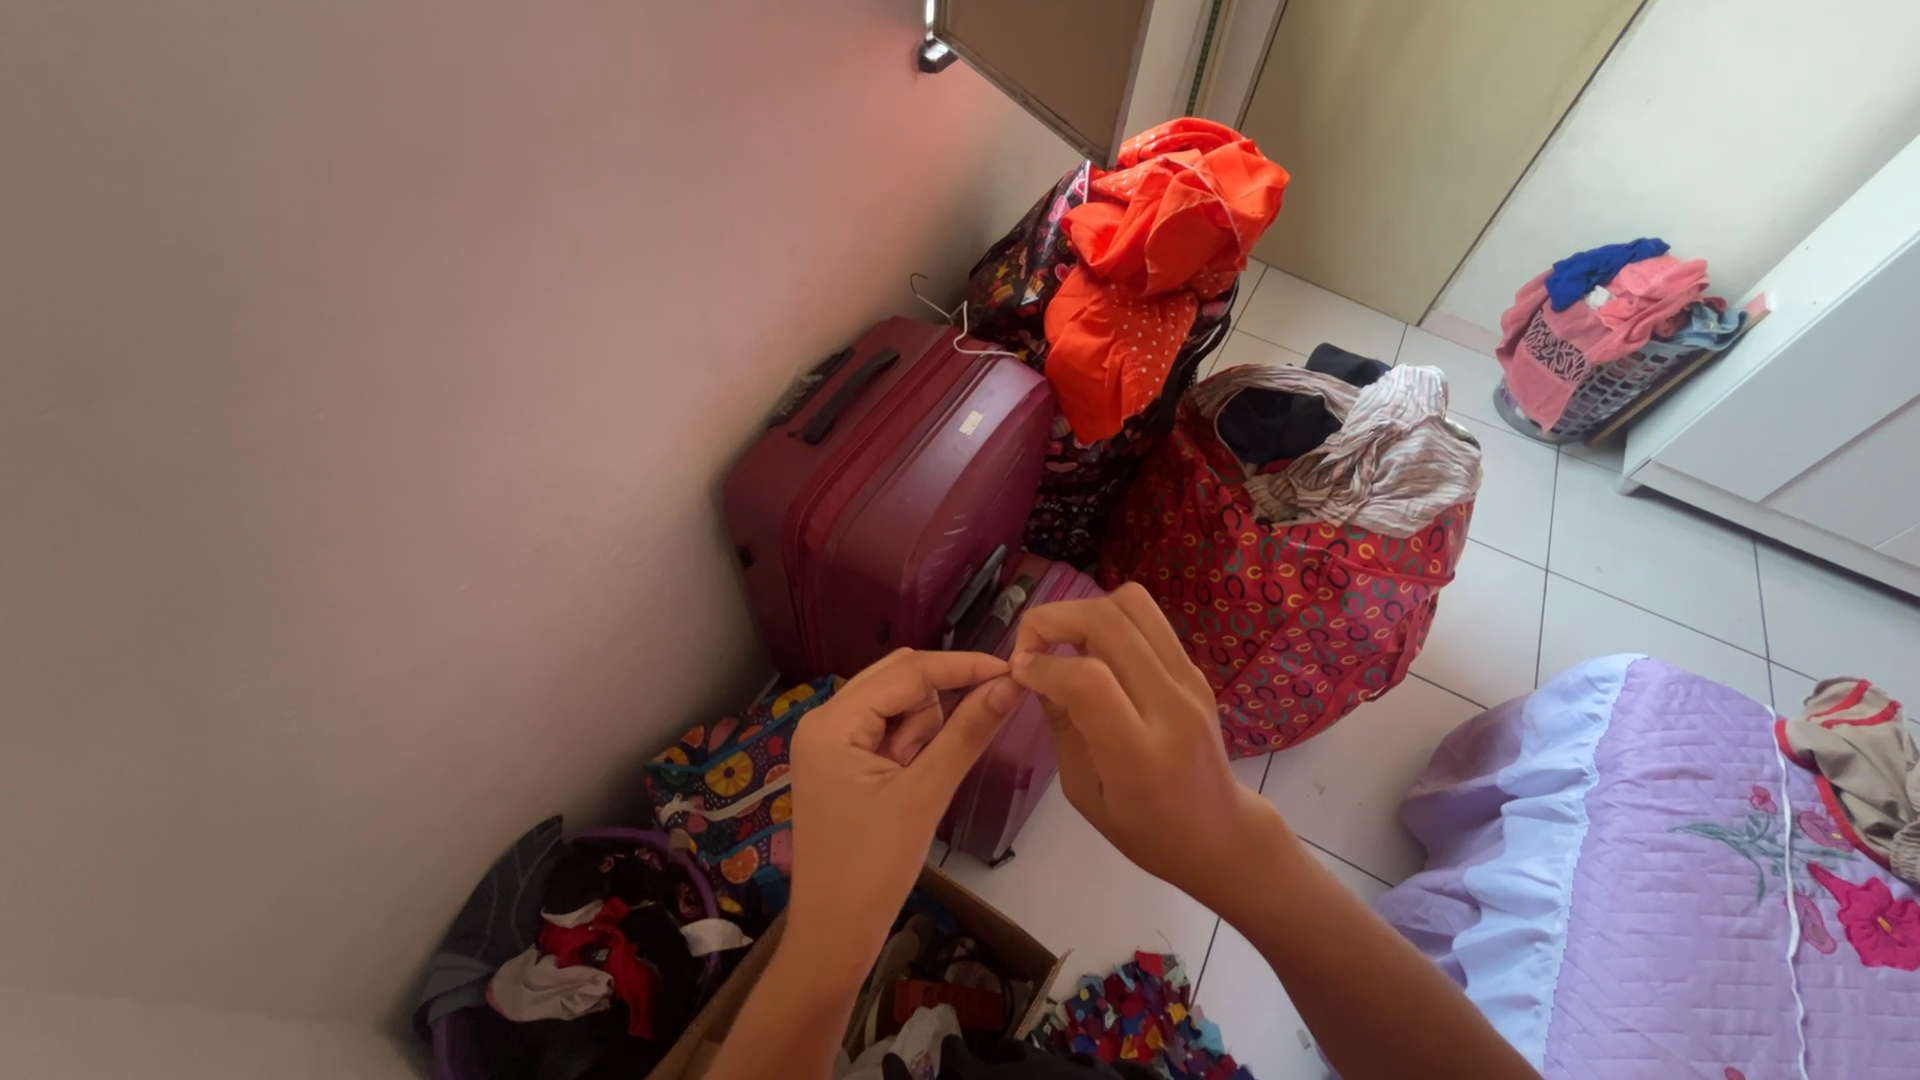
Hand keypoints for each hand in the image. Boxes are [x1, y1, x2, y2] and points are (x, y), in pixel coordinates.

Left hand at [787, 649, 1021, 965]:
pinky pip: (888, 730)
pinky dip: (912, 746)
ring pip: (898, 704)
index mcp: (832, 721)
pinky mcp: (841, 761)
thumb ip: (968, 732)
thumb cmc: (873, 868)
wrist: (834, 936)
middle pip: (899, 679)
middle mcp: (824, 718)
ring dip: (922, 732)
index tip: (1012, 670)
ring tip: (915, 782)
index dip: (962, 666)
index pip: (908, 670)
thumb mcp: (926, 794)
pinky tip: (909, 782)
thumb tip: (1011, 683)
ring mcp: (830, 740)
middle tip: (953, 745)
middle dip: (937, 705)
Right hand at [1008, 584, 1284, 908]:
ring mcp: (1189, 680)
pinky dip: (1107, 620)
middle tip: (1030, 647)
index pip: (1088, 680)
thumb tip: (1033, 669)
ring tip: (1063, 643)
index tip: (1019, 672)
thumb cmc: (1144, 829)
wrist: (1219, 832)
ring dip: (1083, 611)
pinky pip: (1147, 618)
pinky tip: (1092, 650)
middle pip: (1109, 621)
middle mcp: (1170, 706)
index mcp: (1139, 755)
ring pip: (1132, 603)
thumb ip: (1061, 723)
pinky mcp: (1195, 668)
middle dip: (1053, 619)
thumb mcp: (1083, 790)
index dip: (1042, 665)